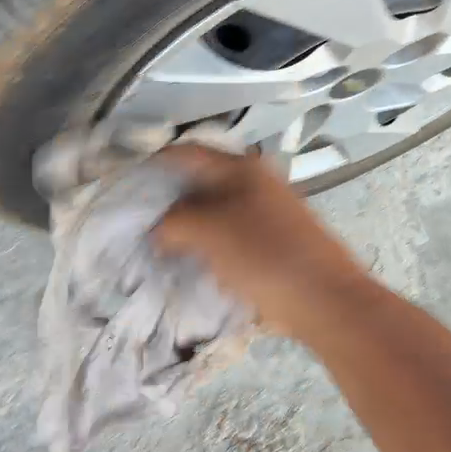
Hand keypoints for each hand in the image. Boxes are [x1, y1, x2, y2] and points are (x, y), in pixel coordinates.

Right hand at [150, 146, 377, 340]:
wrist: (325, 298)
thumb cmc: (266, 257)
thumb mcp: (209, 233)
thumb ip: (175, 222)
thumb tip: (159, 228)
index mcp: (243, 168)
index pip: (188, 153)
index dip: (154, 164)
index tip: (125, 186)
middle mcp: (257, 182)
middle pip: (202, 182)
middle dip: (168, 201)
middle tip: (135, 223)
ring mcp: (269, 212)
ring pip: (216, 211)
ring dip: (188, 227)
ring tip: (156, 248)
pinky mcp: (274, 242)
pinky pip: (231, 235)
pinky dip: (209, 245)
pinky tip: (191, 264)